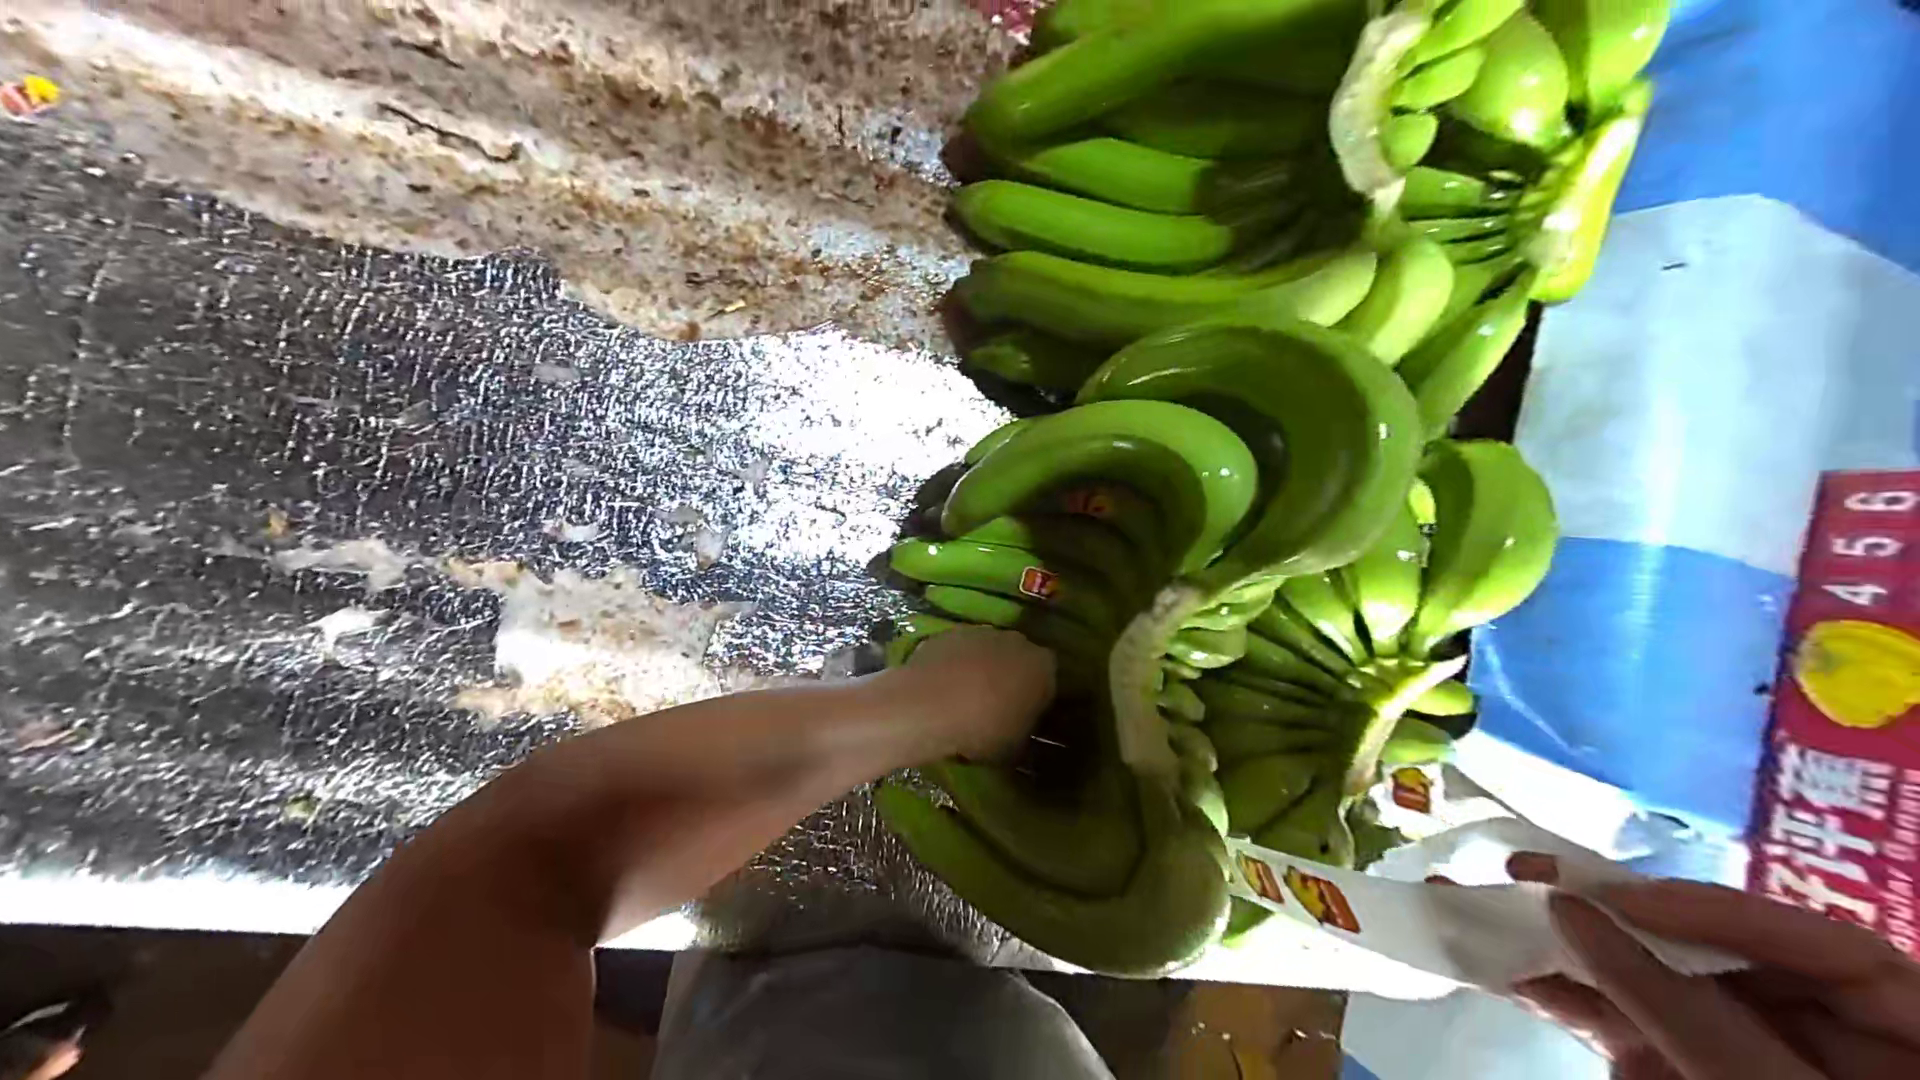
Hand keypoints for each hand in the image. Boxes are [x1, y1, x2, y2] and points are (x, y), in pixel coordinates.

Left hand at [887, 625, 1054, 760]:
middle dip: (1008, 678)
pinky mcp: (947, 633)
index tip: (1021, 716)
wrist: (931, 705)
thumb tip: (1018, 731)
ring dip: (978, 670)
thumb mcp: (1014, 748)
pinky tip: (940, 689)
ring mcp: (979, 633)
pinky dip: (952, 666)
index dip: (1034, 698)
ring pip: (985, 652)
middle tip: (994, 707)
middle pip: (1016, 659)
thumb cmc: (984, 729)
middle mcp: (1016, 641)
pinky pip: (957, 652)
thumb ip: (1023, 732)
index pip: (1047, 679)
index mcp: (1042, 666)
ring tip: (961, 700)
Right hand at [1506, 853, 1919, 1079]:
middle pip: (1717, 955)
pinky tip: (1492, 962)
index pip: (1834, 951)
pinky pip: (1617, 1021)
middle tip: (1526, 874)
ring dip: (1562, 949)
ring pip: (1649, 983)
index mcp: (1911, 1041)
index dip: (1727, 913)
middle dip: (1615, 918)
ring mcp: (1740, 1050)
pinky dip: (1555, 995)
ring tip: (1477, 908)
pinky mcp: (1675, 1067)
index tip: (1623, 897)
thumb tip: (1568, 908)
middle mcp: (1823, 1035)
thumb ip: (1687, 1014)